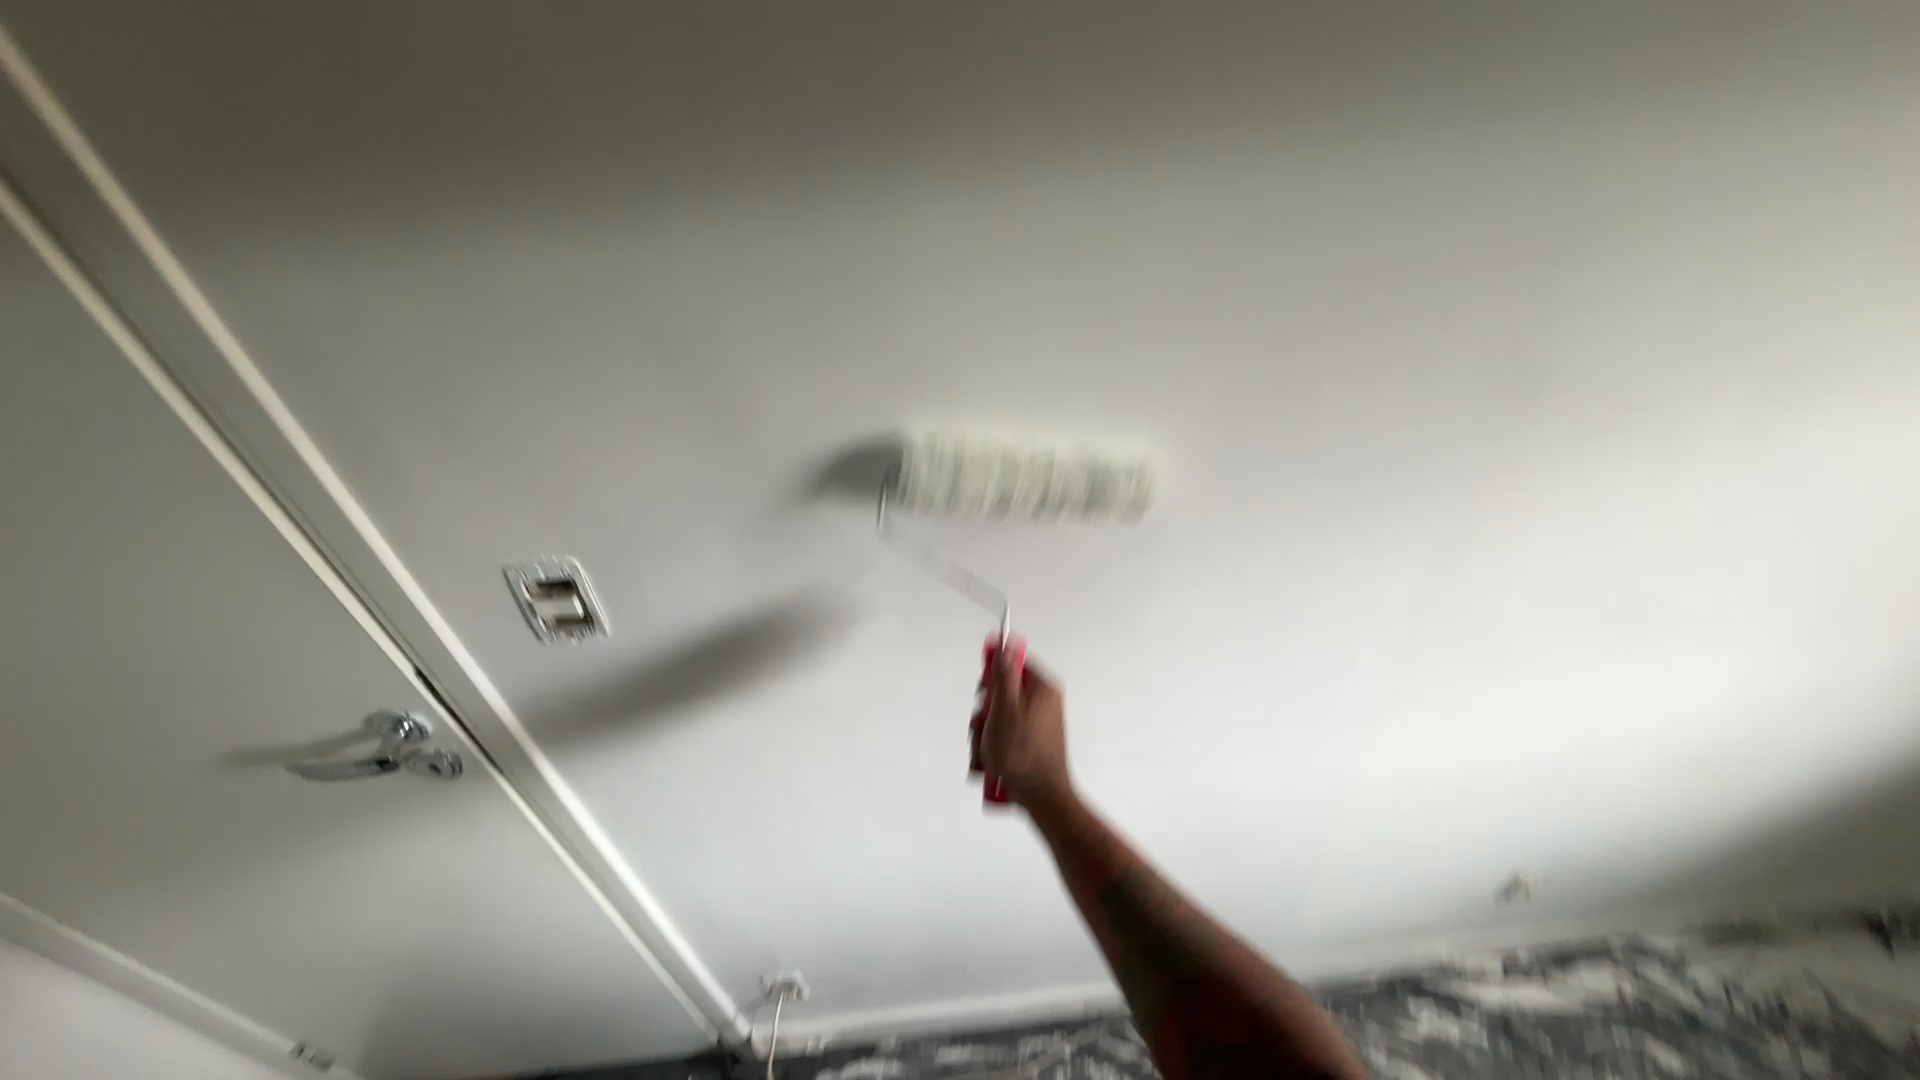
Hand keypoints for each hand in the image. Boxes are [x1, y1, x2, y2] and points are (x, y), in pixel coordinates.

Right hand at [981, 651, 1073, 811]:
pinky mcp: (1030, 743)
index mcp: (1042, 688)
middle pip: (1001, 694)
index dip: (993, 676)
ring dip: (984, 736)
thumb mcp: (1004, 708)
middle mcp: (1042, 704)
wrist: (1041, 796)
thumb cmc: (1024, 756)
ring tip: (987, 754)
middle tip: (985, 728)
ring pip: (998, 719)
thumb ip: (1002, 675)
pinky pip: (1004, 737)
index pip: (1012, 663)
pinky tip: (990, 764)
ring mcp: (1036, 724)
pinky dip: (993, 749)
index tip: (985, 692)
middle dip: (984, 715)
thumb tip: (1003, 646)